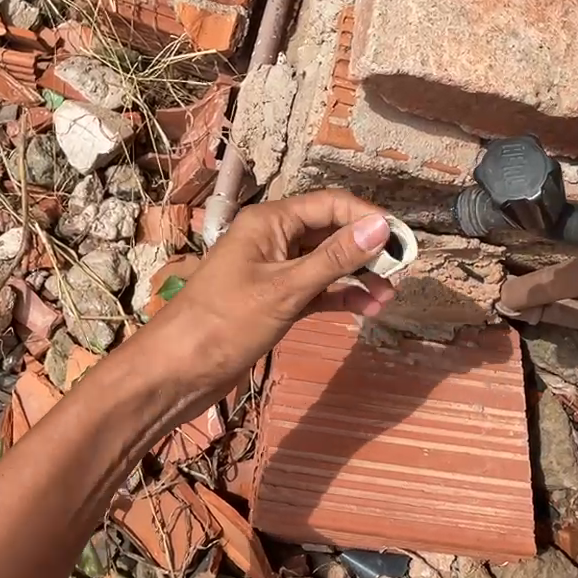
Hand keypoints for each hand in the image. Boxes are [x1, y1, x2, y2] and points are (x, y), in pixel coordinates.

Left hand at [124, 190, 396, 417]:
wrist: (175, 372)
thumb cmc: (226, 323)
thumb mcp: (286, 289)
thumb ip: (335, 258)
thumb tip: (382, 225)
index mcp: (270, 222)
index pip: (329, 204)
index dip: (367, 217)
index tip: (402, 240)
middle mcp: (273, 238)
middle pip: (330, 231)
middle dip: (366, 248)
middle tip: (402, 271)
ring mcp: (274, 270)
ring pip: (325, 263)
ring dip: (357, 276)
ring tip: (389, 296)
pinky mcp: (275, 300)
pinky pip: (316, 289)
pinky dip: (340, 296)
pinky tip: (367, 308)